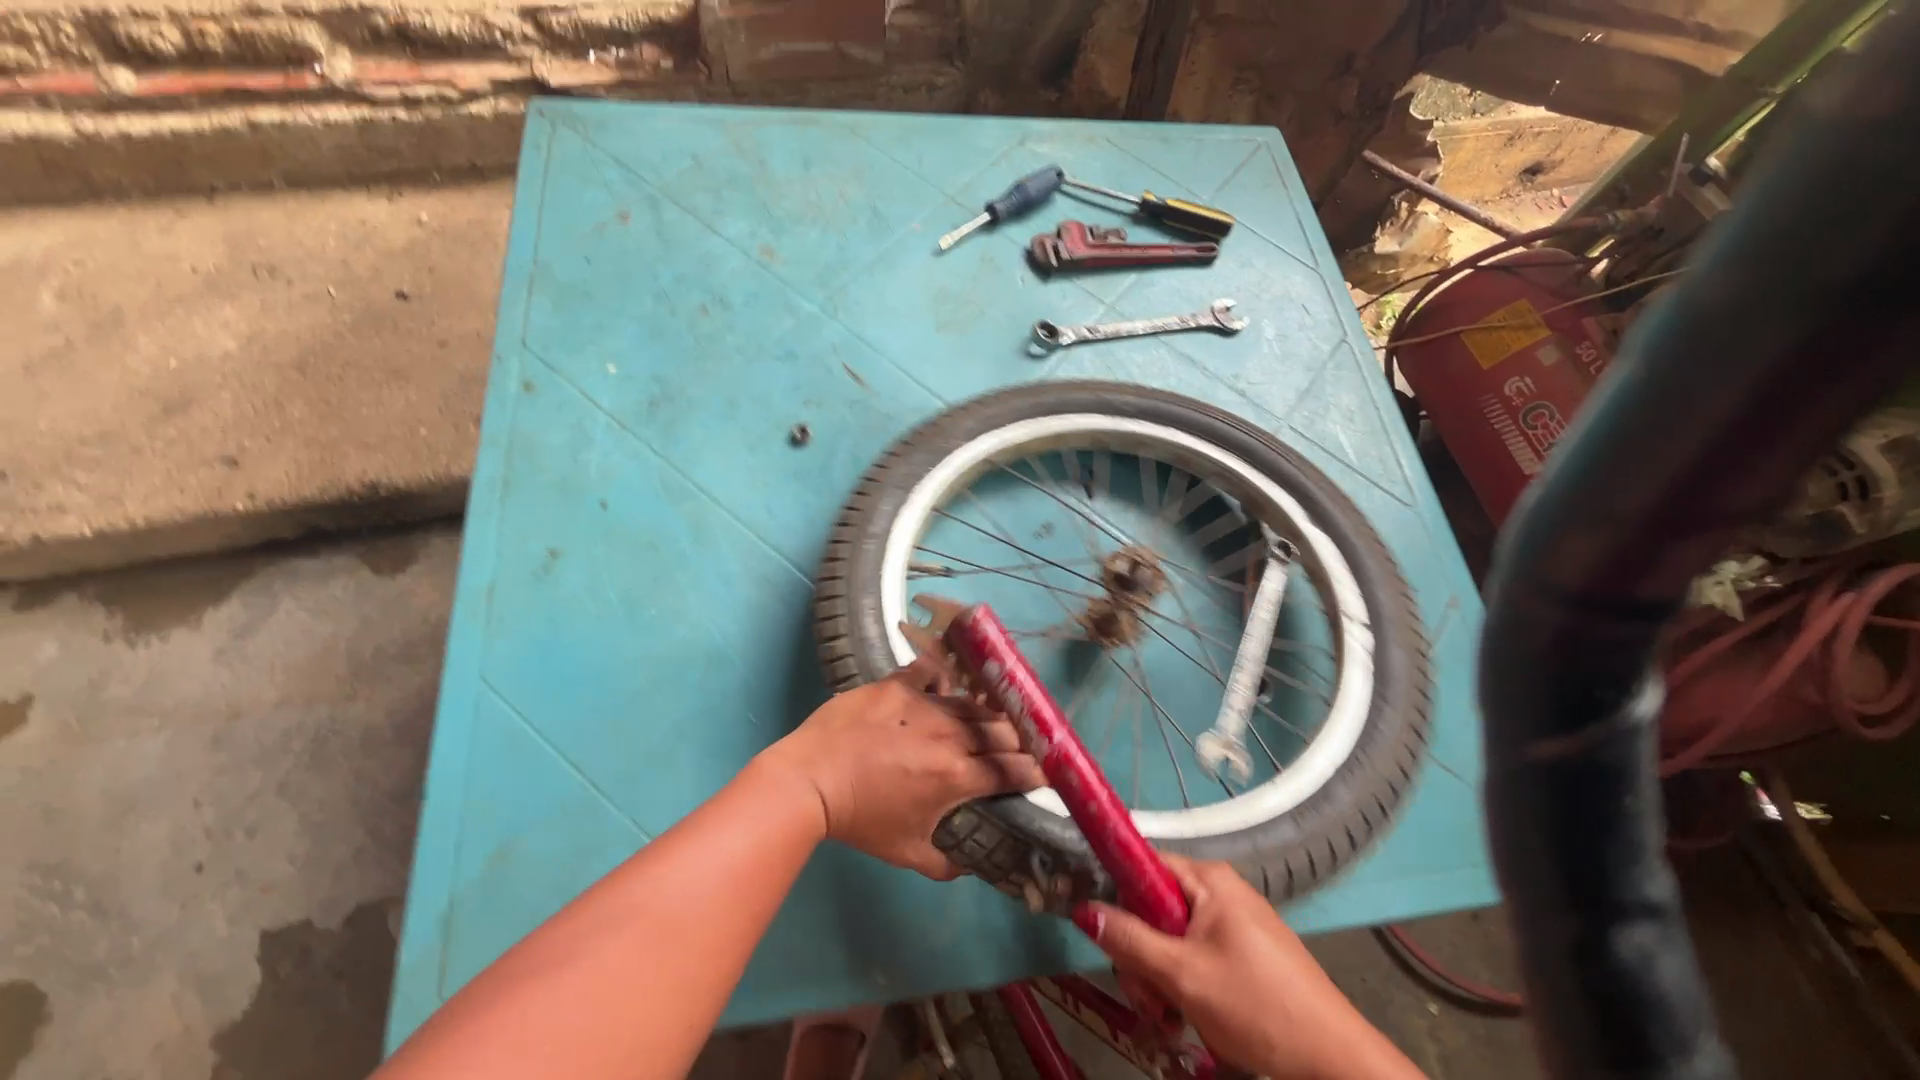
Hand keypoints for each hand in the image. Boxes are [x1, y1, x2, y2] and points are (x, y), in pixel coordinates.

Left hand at [757, 660, 1044, 879]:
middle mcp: (951, 735)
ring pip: (971, 703)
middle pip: (1002, 730)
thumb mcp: (906, 853)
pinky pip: (932, 671)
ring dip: (985, 713)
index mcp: (958, 777)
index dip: (1034, 772)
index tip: (1042, 772)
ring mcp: (924, 704)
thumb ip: (945, 864)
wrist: (809, 780)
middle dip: (1016, 741)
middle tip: (1015, 747)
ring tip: (986, 716)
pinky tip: (949, 678)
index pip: (1013, 771)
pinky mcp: (898, 683)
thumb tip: (969, 867)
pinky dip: (945, 676)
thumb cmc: (860, 819)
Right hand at [1080, 855, 1424, 1079]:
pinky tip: (1186, 1021)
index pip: (1142, 864)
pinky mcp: (1242, 956)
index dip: (1115, 895)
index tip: (1102, 934)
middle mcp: (1218, 893)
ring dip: (1158, 981)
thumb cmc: (1257, 1007)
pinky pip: (1193, 959)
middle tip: (1147, 999)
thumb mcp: (1182, 975)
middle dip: (1140, 957)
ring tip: (1168, 1019)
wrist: (1332, 1061)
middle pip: (1152, 909)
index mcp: (1208, 880)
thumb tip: (1082, 908)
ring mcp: (1232, 925)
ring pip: (1169, 941)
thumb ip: (1129, 940)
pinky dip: (1182, 988)